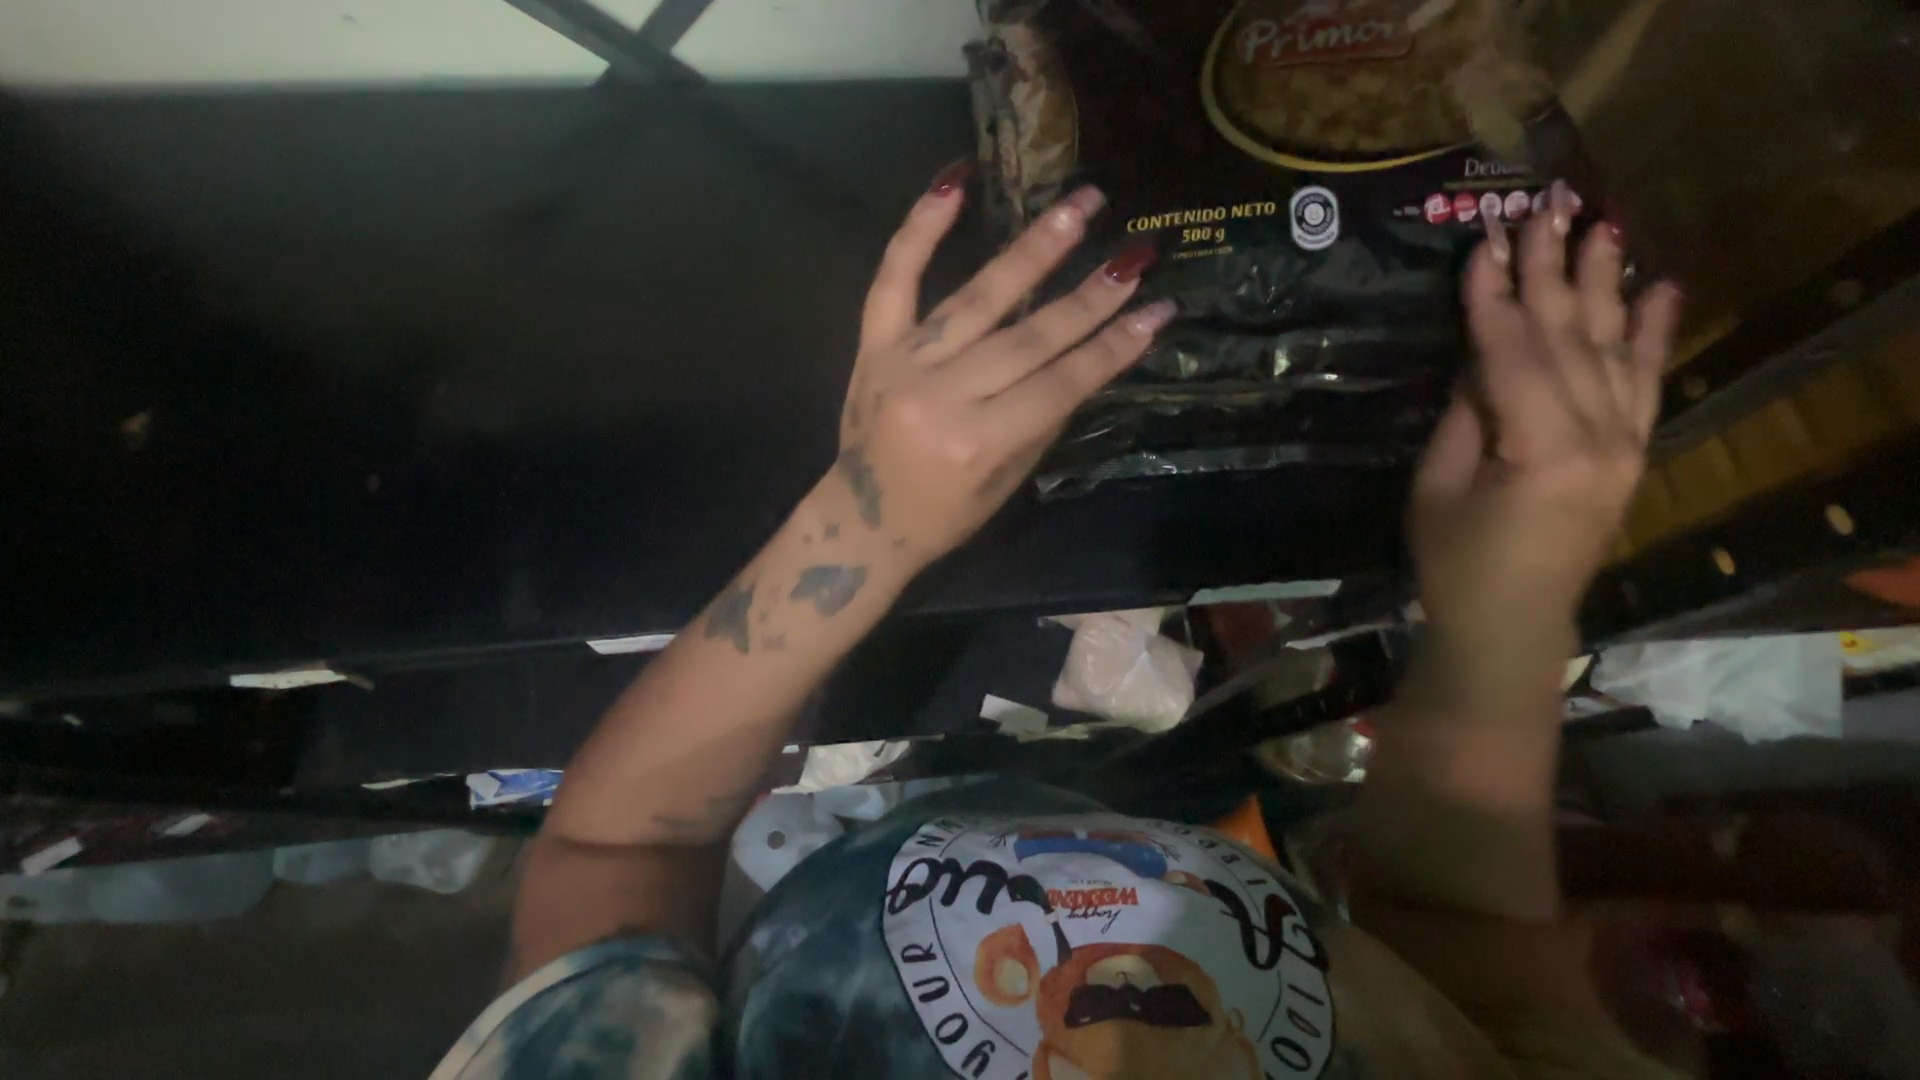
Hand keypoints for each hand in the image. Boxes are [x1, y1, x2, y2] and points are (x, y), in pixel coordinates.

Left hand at [830, 161, 1173, 567]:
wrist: (864, 523)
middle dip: (1090, 298)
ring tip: (1080, 206)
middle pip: (1028, 338)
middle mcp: (942, 397)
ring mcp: (903, 365)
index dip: (1112, 347)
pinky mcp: (873, 346)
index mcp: (979, 443)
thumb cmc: (946, 514)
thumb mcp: (1008, 482)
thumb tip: (1089, 354)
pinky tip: (955, 182)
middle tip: (1135, 254)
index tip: (1158, 309)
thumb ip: (1044, 418)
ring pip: (977, 299)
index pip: (1060, 384)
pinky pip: (893, 279)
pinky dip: (919, 229)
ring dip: (1033, 250)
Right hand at [1411, 181, 1682, 641]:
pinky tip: (1659, 287)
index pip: (1513, 353)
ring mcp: (1625, 443)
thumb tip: (1478, 356)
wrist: (1513, 623)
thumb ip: (1465, 416)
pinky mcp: (1632, 453)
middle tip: (1543, 209)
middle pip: (1570, 337)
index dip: (1492, 297)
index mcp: (1542, 448)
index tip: (1481, 242)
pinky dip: (1654, 333)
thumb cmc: (1455, 563)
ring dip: (1603, 284)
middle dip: (1551, 271)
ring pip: (1614, 347)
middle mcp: (1600, 436)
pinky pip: (1646, 382)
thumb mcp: (1436, 488)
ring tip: (1599, 224)